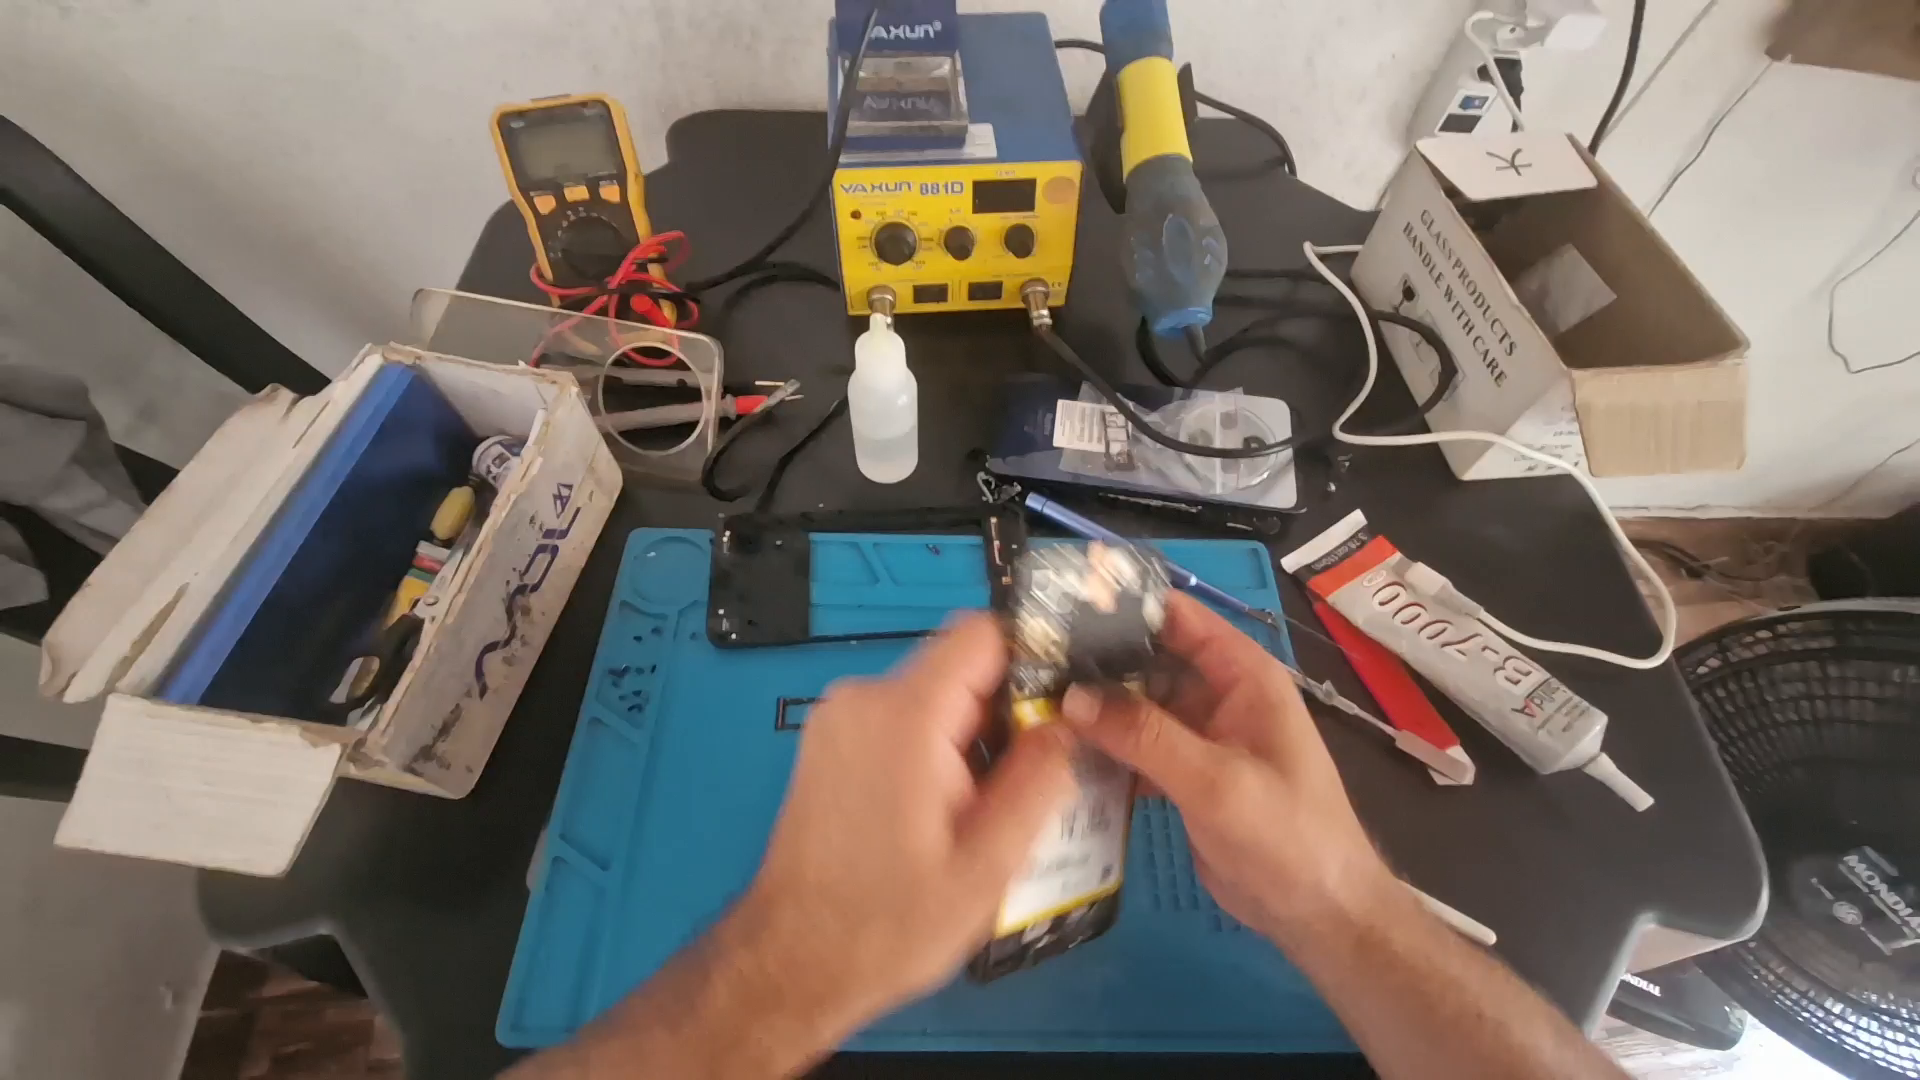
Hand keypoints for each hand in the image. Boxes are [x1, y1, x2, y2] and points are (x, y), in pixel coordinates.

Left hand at [734, 614, 1076, 1034]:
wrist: (791, 962)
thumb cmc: (891, 922)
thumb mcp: (987, 865)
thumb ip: (1038, 782)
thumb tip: (1067, 723)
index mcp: (904, 714)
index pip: (982, 633)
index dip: (1030, 661)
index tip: (1053, 712)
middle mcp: (864, 695)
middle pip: (958, 664)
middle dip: (1000, 710)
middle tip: (1017, 780)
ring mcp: (838, 714)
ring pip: (932, 690)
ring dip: (967, 731)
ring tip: (977, 803)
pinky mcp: (829, 736)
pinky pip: (900, 712)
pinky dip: (931, 740)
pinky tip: (937, 803)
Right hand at [1059, 593, 1395, 945]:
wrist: (1318, 914)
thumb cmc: (1285, 836)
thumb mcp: (1216, 781)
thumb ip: (1144, 735)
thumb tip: (1070, 696)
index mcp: (1240, 673)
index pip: (1176, 616)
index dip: (1122, 605)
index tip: (1059, 607)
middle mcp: (1215, 691)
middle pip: (1145, 656)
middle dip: (1094, 658)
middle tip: (1030, 662)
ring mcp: (1196, 731)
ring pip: (1133, 701)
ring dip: (1092, 703)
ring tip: (1031, 699)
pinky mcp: (1179, 769)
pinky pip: (1132, 742)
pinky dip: (1102, 744)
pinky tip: (1057, 747)